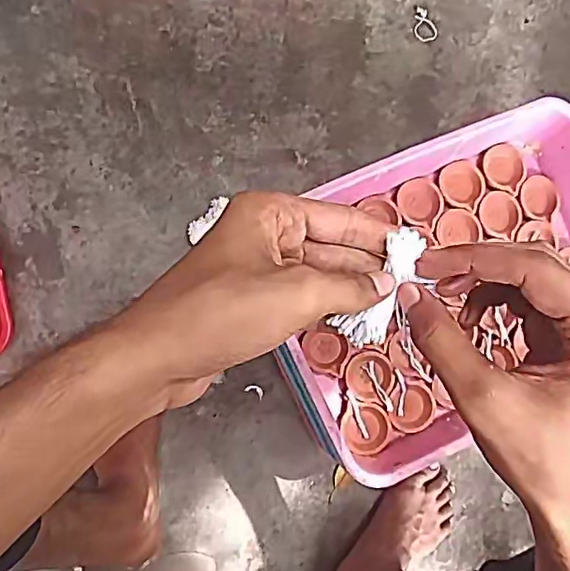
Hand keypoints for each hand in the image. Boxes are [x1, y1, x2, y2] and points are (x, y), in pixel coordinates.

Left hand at [109, 192, 394, 407]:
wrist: (159, 356)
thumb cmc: (219, 314)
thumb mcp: (296, 294)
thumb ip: (348, 286)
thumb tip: (384, 284)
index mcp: (268, 214)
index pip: (336, 217)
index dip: (376, 233)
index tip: (410, 248)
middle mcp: (260, 234)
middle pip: (326, 244)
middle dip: (364, 264)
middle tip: (406, 282)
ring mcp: (252, 269)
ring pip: (313, 274)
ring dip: (346, 289)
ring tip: (387, 303)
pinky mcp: (247, 301)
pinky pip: (296, 297)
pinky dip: (323, 306)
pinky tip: (350, 317)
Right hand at [400, 243, 569, 525]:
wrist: (566, 496)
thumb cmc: (539, 458)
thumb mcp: (482, 397)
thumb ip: (442, 340)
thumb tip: (411, 295)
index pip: (536, 269)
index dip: (475, 261)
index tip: (427, 264)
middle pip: (535, 266)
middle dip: (476, 269)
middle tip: (430, 278)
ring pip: (529, 277)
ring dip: (482, 284)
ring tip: (448, 306)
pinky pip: (529, 298)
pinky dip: (493, 301)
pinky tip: (471, 321)